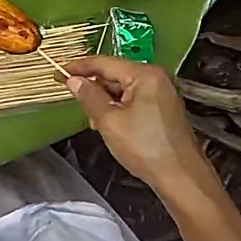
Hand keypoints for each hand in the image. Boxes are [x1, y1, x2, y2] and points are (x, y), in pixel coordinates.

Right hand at [65, 56, 214, 196]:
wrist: (181, 178)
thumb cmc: (147, 148)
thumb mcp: (108, 120)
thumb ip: (89, 96)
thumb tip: (74, 81)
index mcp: (145, 75)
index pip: (104, 63)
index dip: (79, 67)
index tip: (59, 72)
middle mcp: (156, 79)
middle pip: (114, 74)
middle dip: (93, 86)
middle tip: (72, 95)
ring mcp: (161, 94)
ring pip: (122, 89)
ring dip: (104, 100)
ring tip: (92, 118)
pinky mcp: (162, 109)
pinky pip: (132, 99)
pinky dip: (117, 108)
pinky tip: (108, 123)